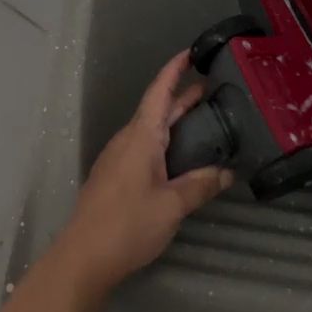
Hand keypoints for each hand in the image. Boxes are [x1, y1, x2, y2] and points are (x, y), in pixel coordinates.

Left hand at [49, 52, 234, 291]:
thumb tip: (229, 171)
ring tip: (208, 122)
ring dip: (177, 122)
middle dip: (185, 96)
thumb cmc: (127, 224)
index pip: (160, 91)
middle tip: (218, 90)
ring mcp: (119, 159)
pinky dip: (168, 142)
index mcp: (142, 136)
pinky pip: (146, 148)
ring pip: (152, 130)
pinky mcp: (116, 177)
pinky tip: (184, 158)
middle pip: (159, 109)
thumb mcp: (172, 205)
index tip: (193, 52)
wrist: (82, 259)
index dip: (175, 69)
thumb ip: (201, 185)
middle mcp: (128, 140)